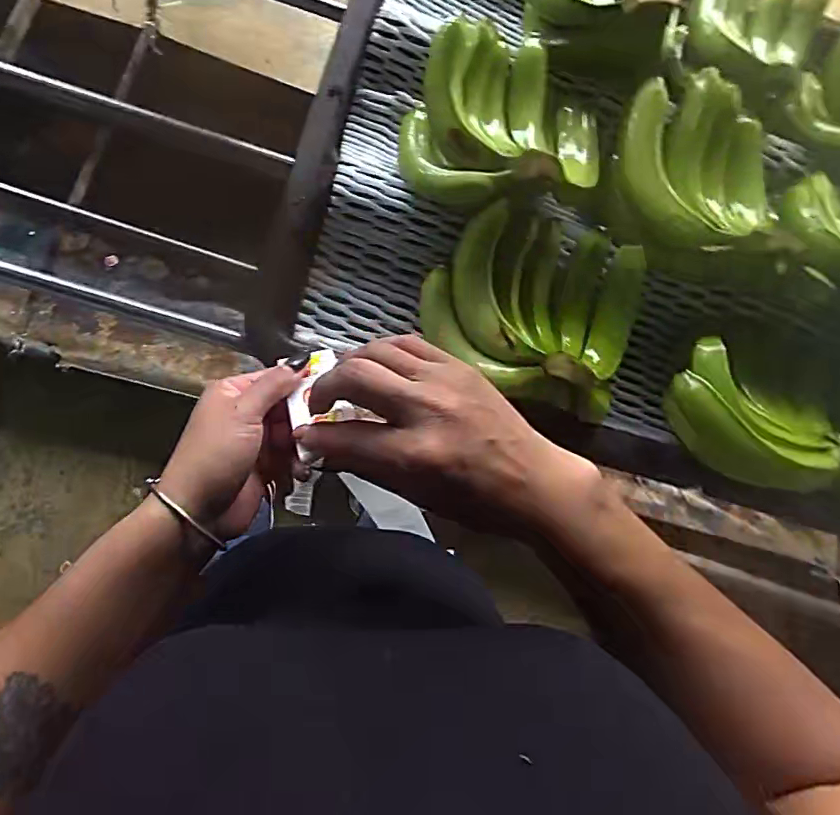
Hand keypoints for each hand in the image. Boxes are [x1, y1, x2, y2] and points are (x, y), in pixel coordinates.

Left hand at [156, 365, 301, 539]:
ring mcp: (254, 441)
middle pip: (287, 406)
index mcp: (232, 393)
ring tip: (302, 456)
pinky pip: (291, 459)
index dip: (297, 383)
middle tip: (310, 430)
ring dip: (301, 446)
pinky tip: (296, 473)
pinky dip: (297, 465)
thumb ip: (271, 386)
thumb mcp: (242, 412)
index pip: (272, 378)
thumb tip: (295, 365)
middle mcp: (243, 414)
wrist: (200, 509)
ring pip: (293, 434)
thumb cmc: (212, 456)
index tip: (323, 391)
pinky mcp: (264, 467)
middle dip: (302, 420)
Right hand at [295, 335, 603, 540]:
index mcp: (419, 452)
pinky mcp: (457, 365)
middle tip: (319, 402)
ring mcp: (444, 380)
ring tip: (344, 380)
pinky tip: (375, 365)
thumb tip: (318, 444)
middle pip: (354, 377)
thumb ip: (361, 462)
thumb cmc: (474, 498)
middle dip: (323, 388)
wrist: (537, 481)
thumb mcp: (413, 492)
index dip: (315, 435)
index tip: (302, 433)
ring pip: (374, 351)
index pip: (347, 435)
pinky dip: (380, 351)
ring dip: (348, 364)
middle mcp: (428, 408)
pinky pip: (404, 341)